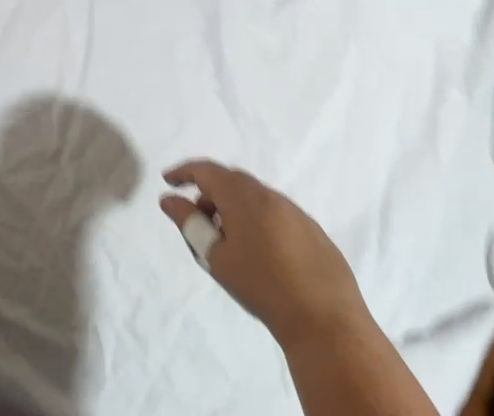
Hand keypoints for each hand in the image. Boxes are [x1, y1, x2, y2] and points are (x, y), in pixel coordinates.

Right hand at [159, 160, 371, 348]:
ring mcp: (298, 215)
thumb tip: (170, 199)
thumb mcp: (214, 256)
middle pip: (233, 181)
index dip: (184, 171)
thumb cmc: (261, 286)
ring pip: (257, 198)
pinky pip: (278, 214)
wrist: (326, 322)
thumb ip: (189, 222)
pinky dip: (259, 220)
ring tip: (228, 240)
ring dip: (235, 207)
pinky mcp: (316, 234)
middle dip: (210, 193)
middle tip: (198, 218)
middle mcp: (272, 197)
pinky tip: (261, 253)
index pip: (207, 170)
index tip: (168, 180)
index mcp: (244, 198)